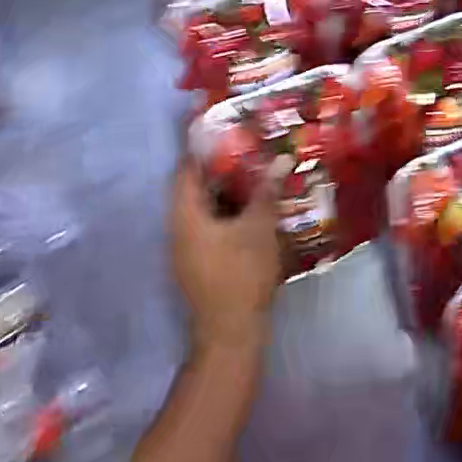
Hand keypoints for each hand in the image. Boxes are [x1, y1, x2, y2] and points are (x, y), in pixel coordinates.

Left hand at [170, 164, 280, 353]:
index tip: (228, 129)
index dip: (204, 148)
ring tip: (261, 175)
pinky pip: (214, 227)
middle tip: (254, 150)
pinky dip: (232, 213)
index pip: (187, 171)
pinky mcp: (202, 264)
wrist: (231, 332)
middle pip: (198, 190)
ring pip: (208, 210)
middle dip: (225, 169)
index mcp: (185, 216)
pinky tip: (258, 210)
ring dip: (231, 193)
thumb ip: (267, 190)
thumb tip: (282, 158)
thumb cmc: (241, 272)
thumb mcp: (259, 226)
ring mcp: (189, 250)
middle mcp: (180, 230)